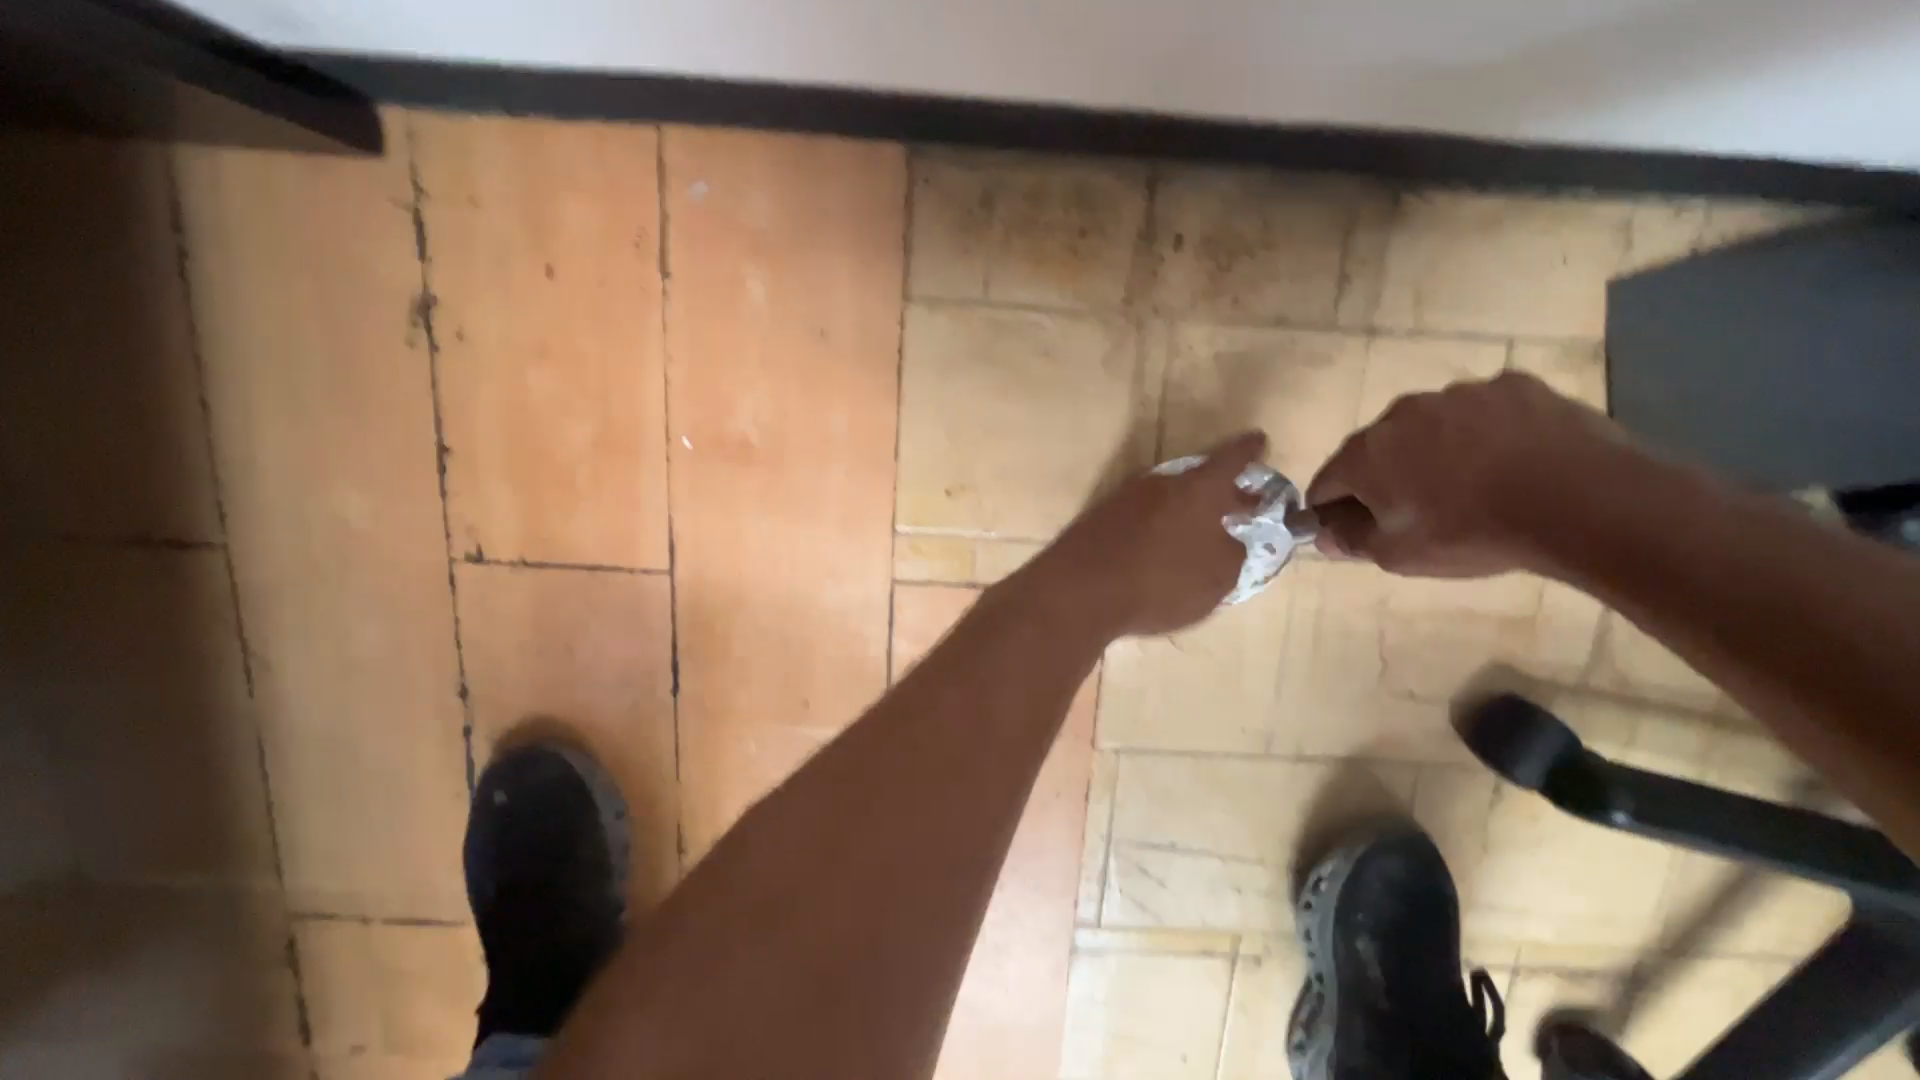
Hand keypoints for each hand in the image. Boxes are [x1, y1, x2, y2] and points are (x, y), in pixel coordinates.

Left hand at [1030, 432, 1267, 637]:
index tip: (1259, 439)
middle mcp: (1160, 485)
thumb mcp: (1217, 577)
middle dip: (1223, 491)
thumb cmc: (1159, 583)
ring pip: (1169, 498)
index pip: (1230, 459)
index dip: (1248, 451)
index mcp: (1197, 490)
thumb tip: (1229, 540)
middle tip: (1243, 502)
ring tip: (1205, 531)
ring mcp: (1125, 500)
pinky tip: (1163, 549)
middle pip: (1198, 480)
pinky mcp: (1100, 521)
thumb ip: (1232, 553)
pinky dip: (1161, 527)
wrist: (1077, 593)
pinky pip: (1143, 518)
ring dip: (1189, 511)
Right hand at [1306, 371, 1641, 576]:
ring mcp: (1462, 393)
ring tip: (1473, 485)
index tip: (1349, 529)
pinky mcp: (1516, 386)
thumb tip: (1324, 535)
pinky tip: (1514, 461)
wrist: (1579, 501)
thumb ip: (1353, 541)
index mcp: (1367, 453)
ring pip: (1432, 425)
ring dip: (1436, 450)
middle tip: (1415, 510)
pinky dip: (1489, 433)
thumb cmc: (1471, 534)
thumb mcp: (1400, 555)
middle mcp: (1403, 413)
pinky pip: (1487, 412)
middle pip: (1378, 447)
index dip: (1330, 508)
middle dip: (1386, 475)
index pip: (1326, 481)